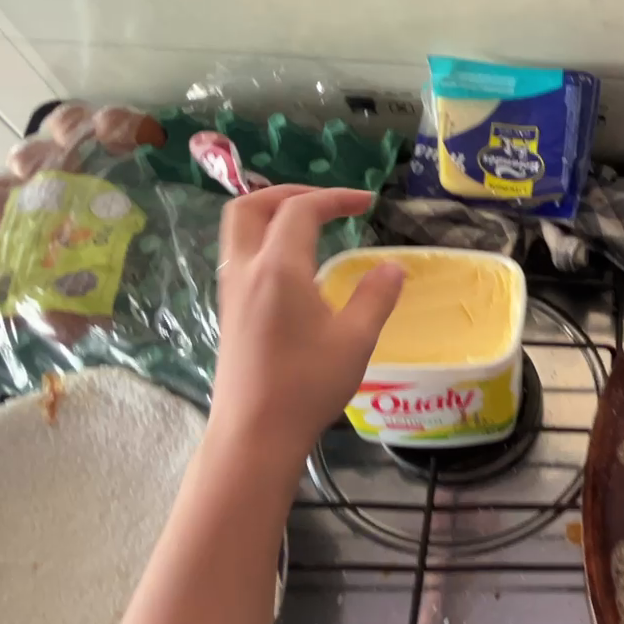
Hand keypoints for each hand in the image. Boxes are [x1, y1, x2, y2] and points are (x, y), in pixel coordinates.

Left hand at [210, 186, 404, 459]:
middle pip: (251, 205)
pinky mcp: (230, 310)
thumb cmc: (308, 384)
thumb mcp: (356, 340)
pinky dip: (265, 239)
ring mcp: (231, 290)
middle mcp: (246, 270)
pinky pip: (241, 254)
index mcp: (279, 269)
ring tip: (311, 225)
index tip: (367, 202)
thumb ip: (376, 297)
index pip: (301, 211)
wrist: (256, 430)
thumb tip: (394, 267)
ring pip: (240, 229)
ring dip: (272, 213)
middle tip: (328, 203)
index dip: (335, 198)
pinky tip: (295, 265)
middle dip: (290, 193)